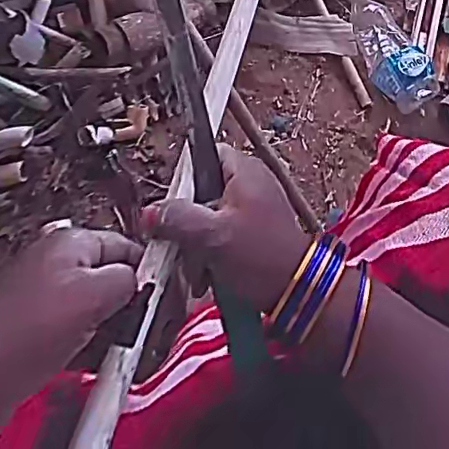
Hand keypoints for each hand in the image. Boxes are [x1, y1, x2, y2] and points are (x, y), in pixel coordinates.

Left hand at [0, 227, 141, 440]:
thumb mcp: (93, 297)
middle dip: (125, 301)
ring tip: (110, 346)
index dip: (146, 269)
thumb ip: (126, 279)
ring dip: (106, 325)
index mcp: (69, 238)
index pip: (125, 243)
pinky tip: (87, 357)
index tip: (159, 294)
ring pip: (93, 303)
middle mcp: (55, 256)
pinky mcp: (34, 322)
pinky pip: (75, 325)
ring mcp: (43, 289)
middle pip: (109, 273)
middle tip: (135, 325)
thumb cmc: (24, 334)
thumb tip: (142, 278)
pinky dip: (86, 340)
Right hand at [144, 145, 308, 309]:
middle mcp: (251, 180)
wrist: (300, 293)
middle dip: (189, 223)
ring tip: (199, 271)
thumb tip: (148, 213)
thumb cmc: (259, 257)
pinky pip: (224, 232)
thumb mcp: (212, 236)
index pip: (205, 154)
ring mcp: (255, 205)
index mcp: (244, 169)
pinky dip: (213, 251)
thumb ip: (177, 219)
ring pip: (211, 215)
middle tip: (183, 248)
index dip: (184, 177)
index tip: (172, 205)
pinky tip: (210, 276)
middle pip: (204, 189)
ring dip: (198, 243)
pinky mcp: (257, 230)